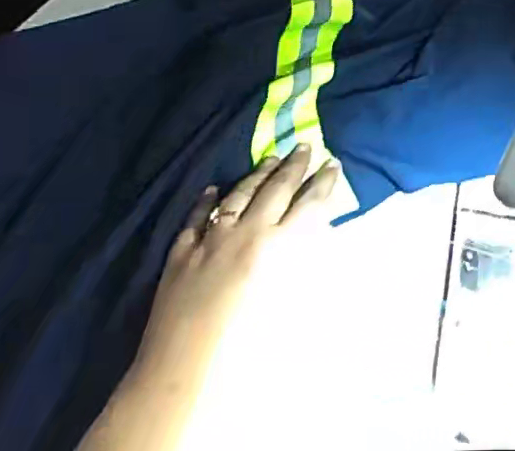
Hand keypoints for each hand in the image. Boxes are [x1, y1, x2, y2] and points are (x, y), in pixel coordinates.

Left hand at [81, 145, 338, 450]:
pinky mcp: (180, 254)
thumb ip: (306, 258)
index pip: (310, 202)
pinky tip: (212, 190)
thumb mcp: (295, 296)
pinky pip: (195, 219)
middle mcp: (248, 231)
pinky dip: (205, 202)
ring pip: (238, 195)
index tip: (333, 163)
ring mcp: (211, 239)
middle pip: (277, 188)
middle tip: (305, 146)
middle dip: (295, 165)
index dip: (324, 181)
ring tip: (270, 159)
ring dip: (257, 174)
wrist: (185, 369)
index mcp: (281, 243)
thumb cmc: (252, 342)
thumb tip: (317, 232)